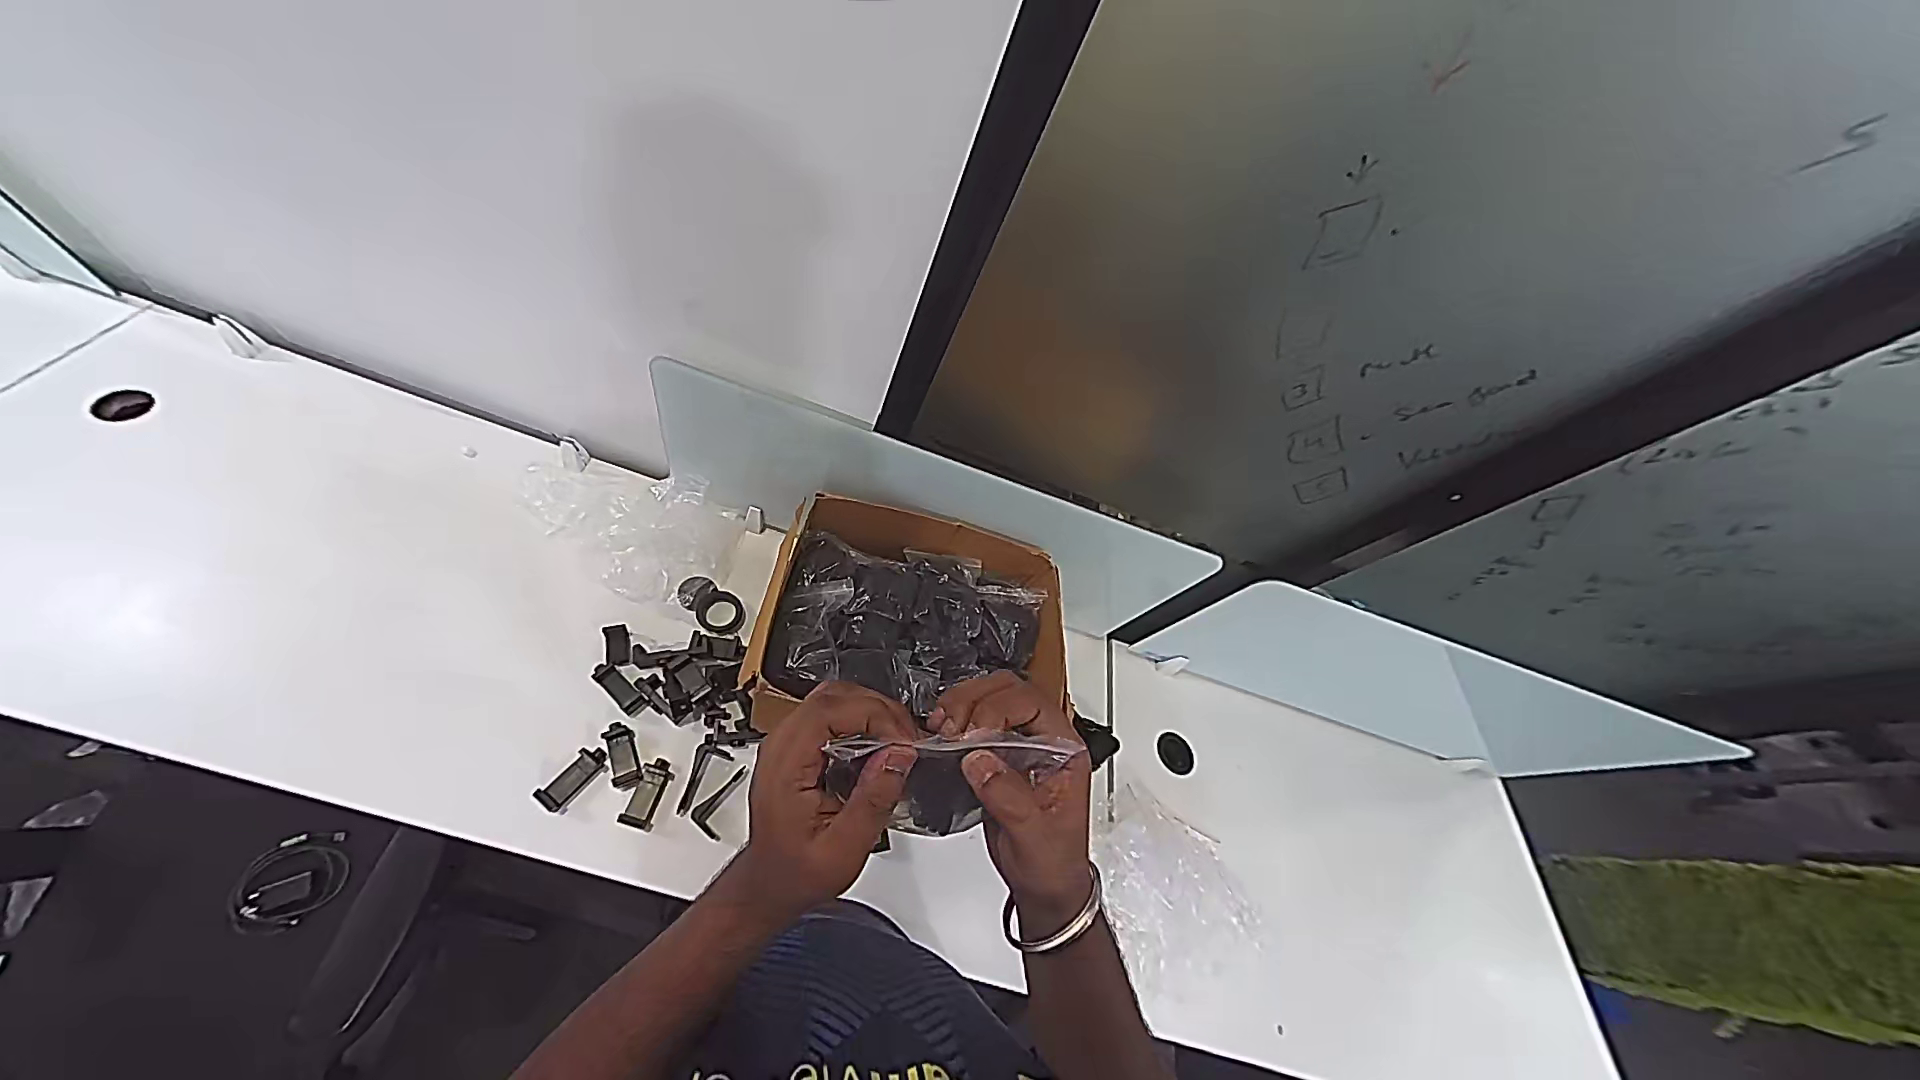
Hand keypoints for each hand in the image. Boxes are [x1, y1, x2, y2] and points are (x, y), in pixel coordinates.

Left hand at [730, 681, 918, 920]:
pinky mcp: (799, 744)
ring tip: (897, 740)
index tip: (900, 738)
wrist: (771, 882)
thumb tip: (899, 755)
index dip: (872, 714)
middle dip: (878, 709)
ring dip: (872, 710)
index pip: (828, 710)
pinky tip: (879, 743)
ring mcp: (787, 741)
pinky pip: (832, 712)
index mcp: (785, 765)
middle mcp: (781, 745)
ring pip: (834, 697)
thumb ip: (873, 801)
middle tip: (905, 738)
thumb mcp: (843, 849)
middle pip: (833, 695)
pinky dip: (862, 718)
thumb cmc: (796, 871)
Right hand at [932, 672, 1094, 934]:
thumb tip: (980, 760)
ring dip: (961, 704)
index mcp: (1064, 748)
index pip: (1032, 704)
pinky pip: (974, 716)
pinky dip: (954, 717)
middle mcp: (1043, 737)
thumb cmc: (1052, 863)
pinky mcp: (996, 750)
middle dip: (975, 700)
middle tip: (952, 727)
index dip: (999, 711)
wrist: (1043, 884)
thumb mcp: (1034, 837)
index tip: (973, 736)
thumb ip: (1010, 798)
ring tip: (943, 728)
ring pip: (990, 695)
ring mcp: (1019, 741)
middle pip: (1009, 689)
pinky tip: (941, 732)